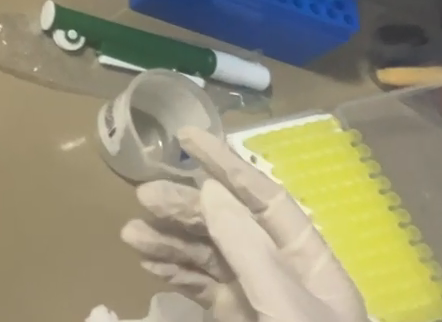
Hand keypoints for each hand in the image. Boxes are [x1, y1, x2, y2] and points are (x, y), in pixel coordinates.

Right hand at [121, 128, 367, 321]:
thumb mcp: (285, 308)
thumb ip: (248, 248)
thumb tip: (212, 189)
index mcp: (310, 267)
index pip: (266, 201)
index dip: (228, 166)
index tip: (187, 138)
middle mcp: (281, 274)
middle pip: (227, 222)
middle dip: (185, 208)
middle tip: (142, 199)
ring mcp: (256, 299)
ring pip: (205, 251)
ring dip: (168, 238)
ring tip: (131, 235)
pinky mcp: (233, 318)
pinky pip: (196, 283)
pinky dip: (169, 268)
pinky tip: (144, 260)